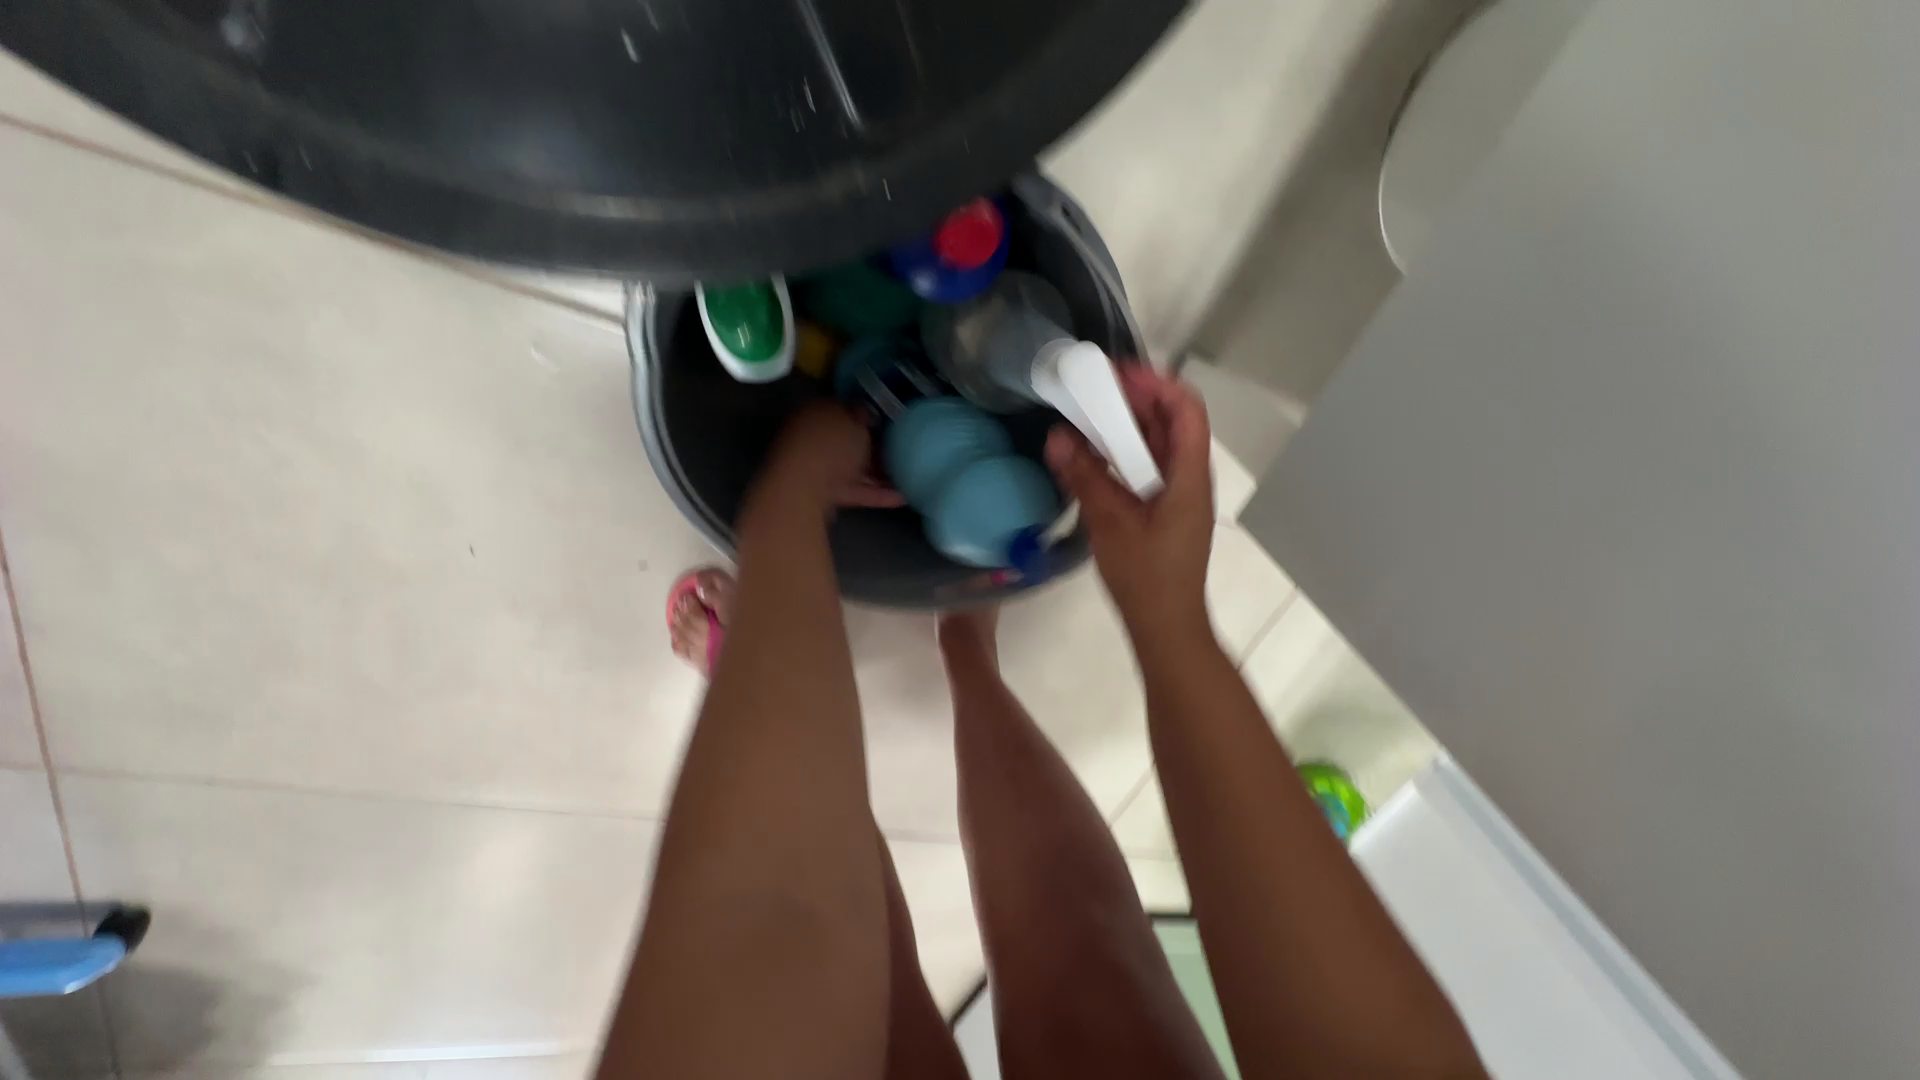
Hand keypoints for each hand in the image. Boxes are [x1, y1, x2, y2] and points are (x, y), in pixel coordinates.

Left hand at [754, 401, 904, 512]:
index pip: (844, 409)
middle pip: (849, 441)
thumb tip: (867, 415)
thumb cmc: (831, 445)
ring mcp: (816, 468)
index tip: (891, 424)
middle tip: (901, 451)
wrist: (803, 489)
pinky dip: (875, 494)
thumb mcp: (856, 422)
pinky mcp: (823, 495)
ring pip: (852, 468)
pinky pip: (853, 490)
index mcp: (816, 411)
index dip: (869, 415)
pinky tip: (901, 498)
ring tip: (906, 477)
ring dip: (878, 474)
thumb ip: (863, 416)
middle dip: (875, 447)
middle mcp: (813, 437)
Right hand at [1045, 365, 1213, 633]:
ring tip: (1085, 415)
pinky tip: (1092, 457)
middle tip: (1091, 389)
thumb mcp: (1111, 523)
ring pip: (1156, 448)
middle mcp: (1189, 480)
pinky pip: (1146, 471)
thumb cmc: (1146, 577)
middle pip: (1170, 424)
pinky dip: (1122, 457)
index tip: (1116, 373)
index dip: (1156, 384)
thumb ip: (1086, 477)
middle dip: (1134, 401)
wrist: (1166, 627)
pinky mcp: (1163, 514)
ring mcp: (1178, 498)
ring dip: (1125, 429)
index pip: (1186, 410)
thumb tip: (1057, 437)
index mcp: (1189, 476)